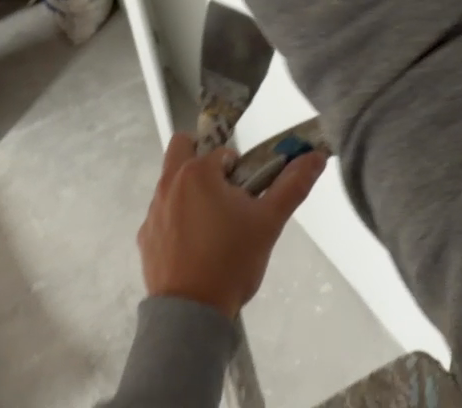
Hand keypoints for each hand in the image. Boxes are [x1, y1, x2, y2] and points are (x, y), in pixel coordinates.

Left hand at [136, 132, 328, 318]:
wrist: (192, 312)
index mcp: (197, 172)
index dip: (240, 170)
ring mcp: (153, 210)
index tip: (249, 195)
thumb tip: (316, 156)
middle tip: (224, 190)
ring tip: (214, 227)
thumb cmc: (232, 260)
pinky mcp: (145, 237)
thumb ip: (293, 186)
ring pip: (171, 184)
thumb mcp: (269, 222)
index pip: (223, 153)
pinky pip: (162, 217)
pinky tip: (194, 249)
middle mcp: (169, 183)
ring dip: (190, 192)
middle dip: (202, 158)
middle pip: (182, 148)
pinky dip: (177, 222)